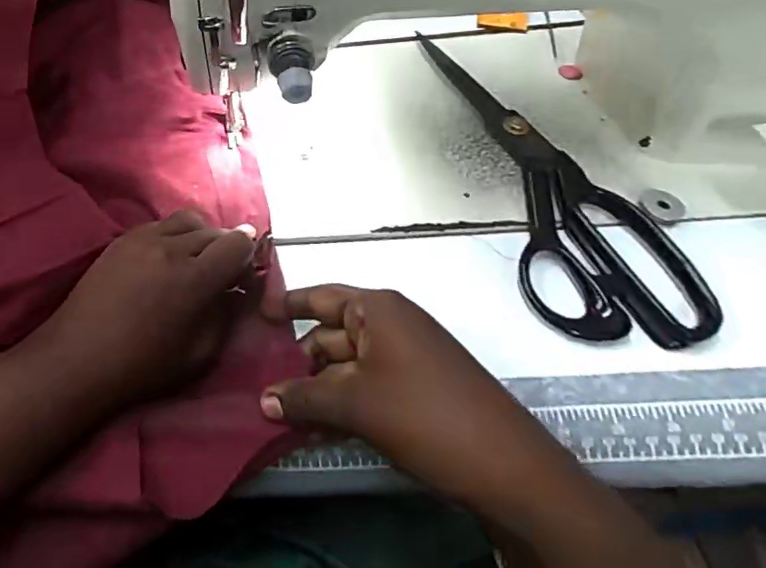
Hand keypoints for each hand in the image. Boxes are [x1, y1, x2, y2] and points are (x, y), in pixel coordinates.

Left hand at [26, 212, 260, 410]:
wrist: (80, 356)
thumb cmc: (143, 365)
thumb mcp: (200, 353)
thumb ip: (225, 315)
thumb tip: (236, 291)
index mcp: (196, 276)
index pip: (237, 243)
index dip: (248, 255)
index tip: (244, 274)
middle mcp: (172, 246)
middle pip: (214, 230)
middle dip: (225, 247)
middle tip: (222, 271)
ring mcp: (144, 237)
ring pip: (186, 220)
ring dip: (199, 235)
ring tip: (194, 260)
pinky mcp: (122, 238)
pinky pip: (159, 225)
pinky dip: (172, 235)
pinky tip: (164, 259)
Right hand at [261, 286, 685, 567]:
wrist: (510, 469)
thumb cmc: (425, 416)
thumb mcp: (357, 405)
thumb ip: (303, 398)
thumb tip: (261, 401)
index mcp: (378, 308)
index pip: (320, 295)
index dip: (286, 303)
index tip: (256, 313)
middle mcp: (392, 322)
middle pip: (331, 332)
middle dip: (298, 359)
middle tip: (261, 381)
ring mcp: (408, 355)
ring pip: (348, 364)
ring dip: (318, 386)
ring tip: (283, 411)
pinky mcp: (418, 388)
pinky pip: (368, 384)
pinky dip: (343, 401)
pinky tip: (319, 425)